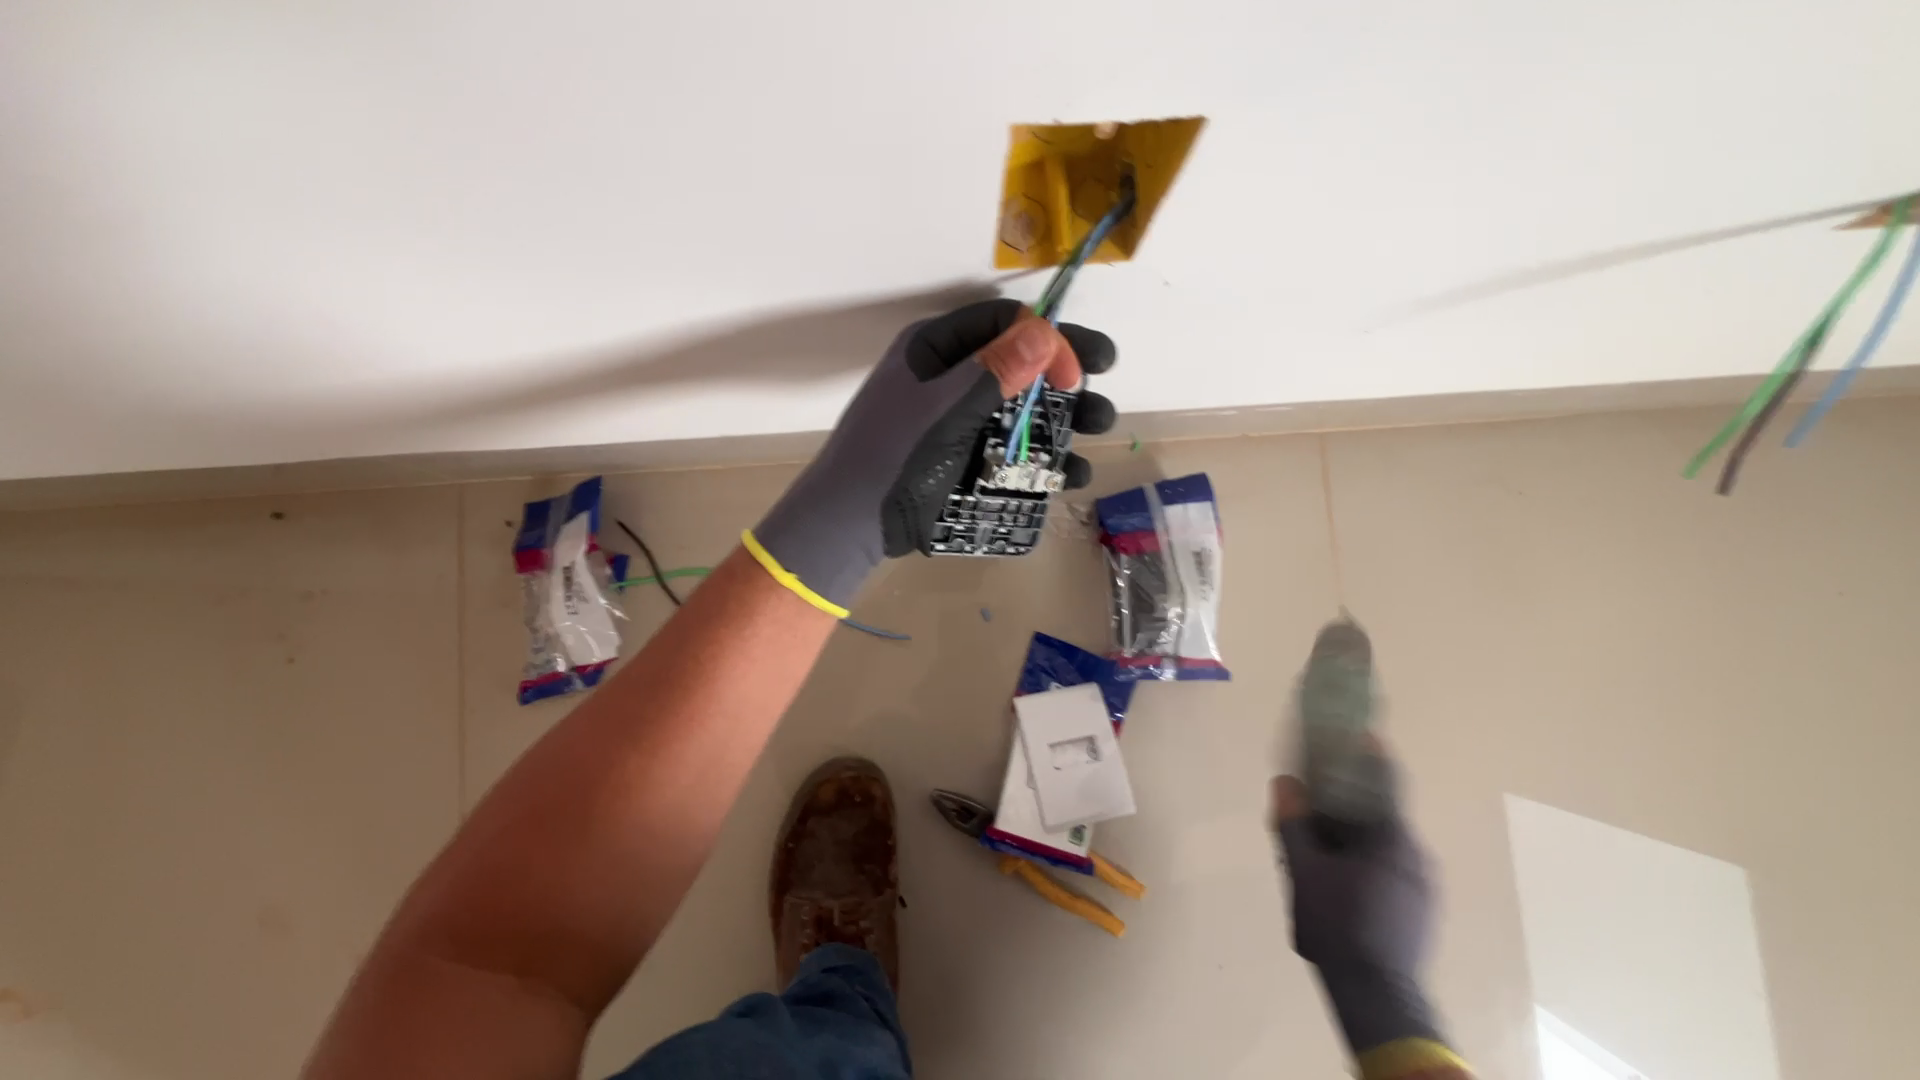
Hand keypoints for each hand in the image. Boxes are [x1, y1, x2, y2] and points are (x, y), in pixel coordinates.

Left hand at [747, 299, 1117, 614]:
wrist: (851, 523)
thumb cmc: (891, 456)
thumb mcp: (942, 408)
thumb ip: (993, 371)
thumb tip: (1044, 330)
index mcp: (936, 349)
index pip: (1005, 324)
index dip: (1047, 339)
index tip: (1079, 369)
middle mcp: (953, 378)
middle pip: (1022, 364)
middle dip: (1065, 375)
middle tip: (1101, 386)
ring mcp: (962, 420)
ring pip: (1023, 408)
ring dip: (1064, 416)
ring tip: (1099, 425)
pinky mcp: (967, 459)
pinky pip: (1013, 449)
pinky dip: (1044, 459)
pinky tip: (1071, 473)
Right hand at [1271, 767, 1444, 1056]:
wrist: (1378, 994)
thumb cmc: (1337, 926)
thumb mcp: (1303, 873)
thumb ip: (1293, 824)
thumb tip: (1284, 783)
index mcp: (1391, 837)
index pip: (1386, 780)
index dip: (1372, 752)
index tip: (1361, 730)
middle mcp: (1416, 853)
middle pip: (1383, 811)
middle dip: (1353, 799)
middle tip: (1320, 799)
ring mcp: (1424, 883)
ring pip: (1387, 842)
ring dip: (1359, 831)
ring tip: (1325, 842)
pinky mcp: (1423, 907)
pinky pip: (1393, 865)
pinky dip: (1369, 856)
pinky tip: (1344, 876)